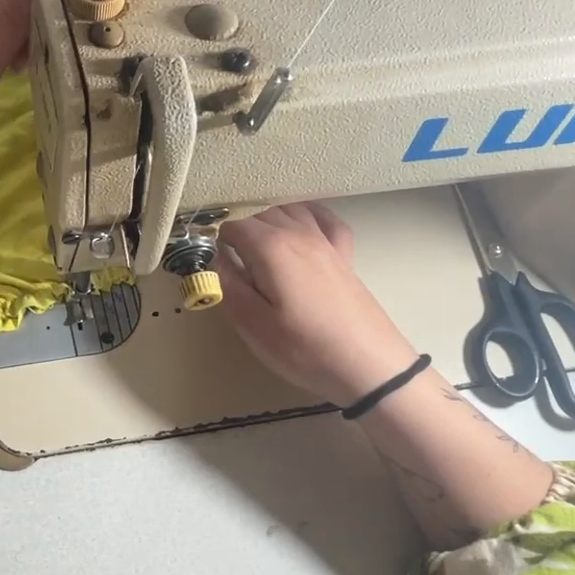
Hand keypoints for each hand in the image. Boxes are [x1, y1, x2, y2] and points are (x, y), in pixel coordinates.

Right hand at [216, 202, 420, 407]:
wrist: (367, 365)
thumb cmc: (303, 348)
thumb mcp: (252, 323)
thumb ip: (227, 284)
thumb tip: (213, 257)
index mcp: (271, 248)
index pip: (232, 225)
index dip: (214, 239)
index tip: (207, 260)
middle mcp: (298, 233)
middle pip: (259, 213)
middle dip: (238, 230)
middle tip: (227, 261)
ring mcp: (325, 241)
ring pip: (289, 210)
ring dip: (267, 219)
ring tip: (255, 246)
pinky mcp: (345, 254)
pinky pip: (325, 218)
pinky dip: (307, 214)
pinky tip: (300, 222)